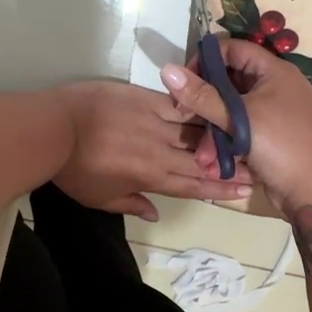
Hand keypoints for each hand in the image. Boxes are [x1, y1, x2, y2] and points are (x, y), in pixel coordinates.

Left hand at [50, 80, 253, 220]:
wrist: (54, 128)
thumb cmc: (71, 168)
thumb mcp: (97, 197)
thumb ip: (129, 204)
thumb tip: (153, 214)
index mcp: (150, 176)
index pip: (192, 185)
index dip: (218, 188)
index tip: (244, 189)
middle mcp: (160, 149)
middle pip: (199, 157)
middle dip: (228, 163)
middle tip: (257, 164)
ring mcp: (152, 119)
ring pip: (194, 127)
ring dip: (218, 132)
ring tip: (243, 134)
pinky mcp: (142, 96)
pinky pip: (175, 102)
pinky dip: (194, 105)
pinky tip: (213, 104)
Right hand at [160, 37, 311, 217]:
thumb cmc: (281, 146)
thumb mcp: (237, 119)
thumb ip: (201, 95)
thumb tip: (166, 69)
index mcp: (275, 72)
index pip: (233, 49)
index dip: (205, 60)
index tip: (184, 83)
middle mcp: (276, 86)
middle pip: (229, 81)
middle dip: (205, 103)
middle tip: (184, 117)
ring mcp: (275, 111)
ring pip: (233, 108)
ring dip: (213, 129)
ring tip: (202, 155)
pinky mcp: (272, 134)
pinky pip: (242, 127)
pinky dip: (227, 141)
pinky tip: (215, 161)